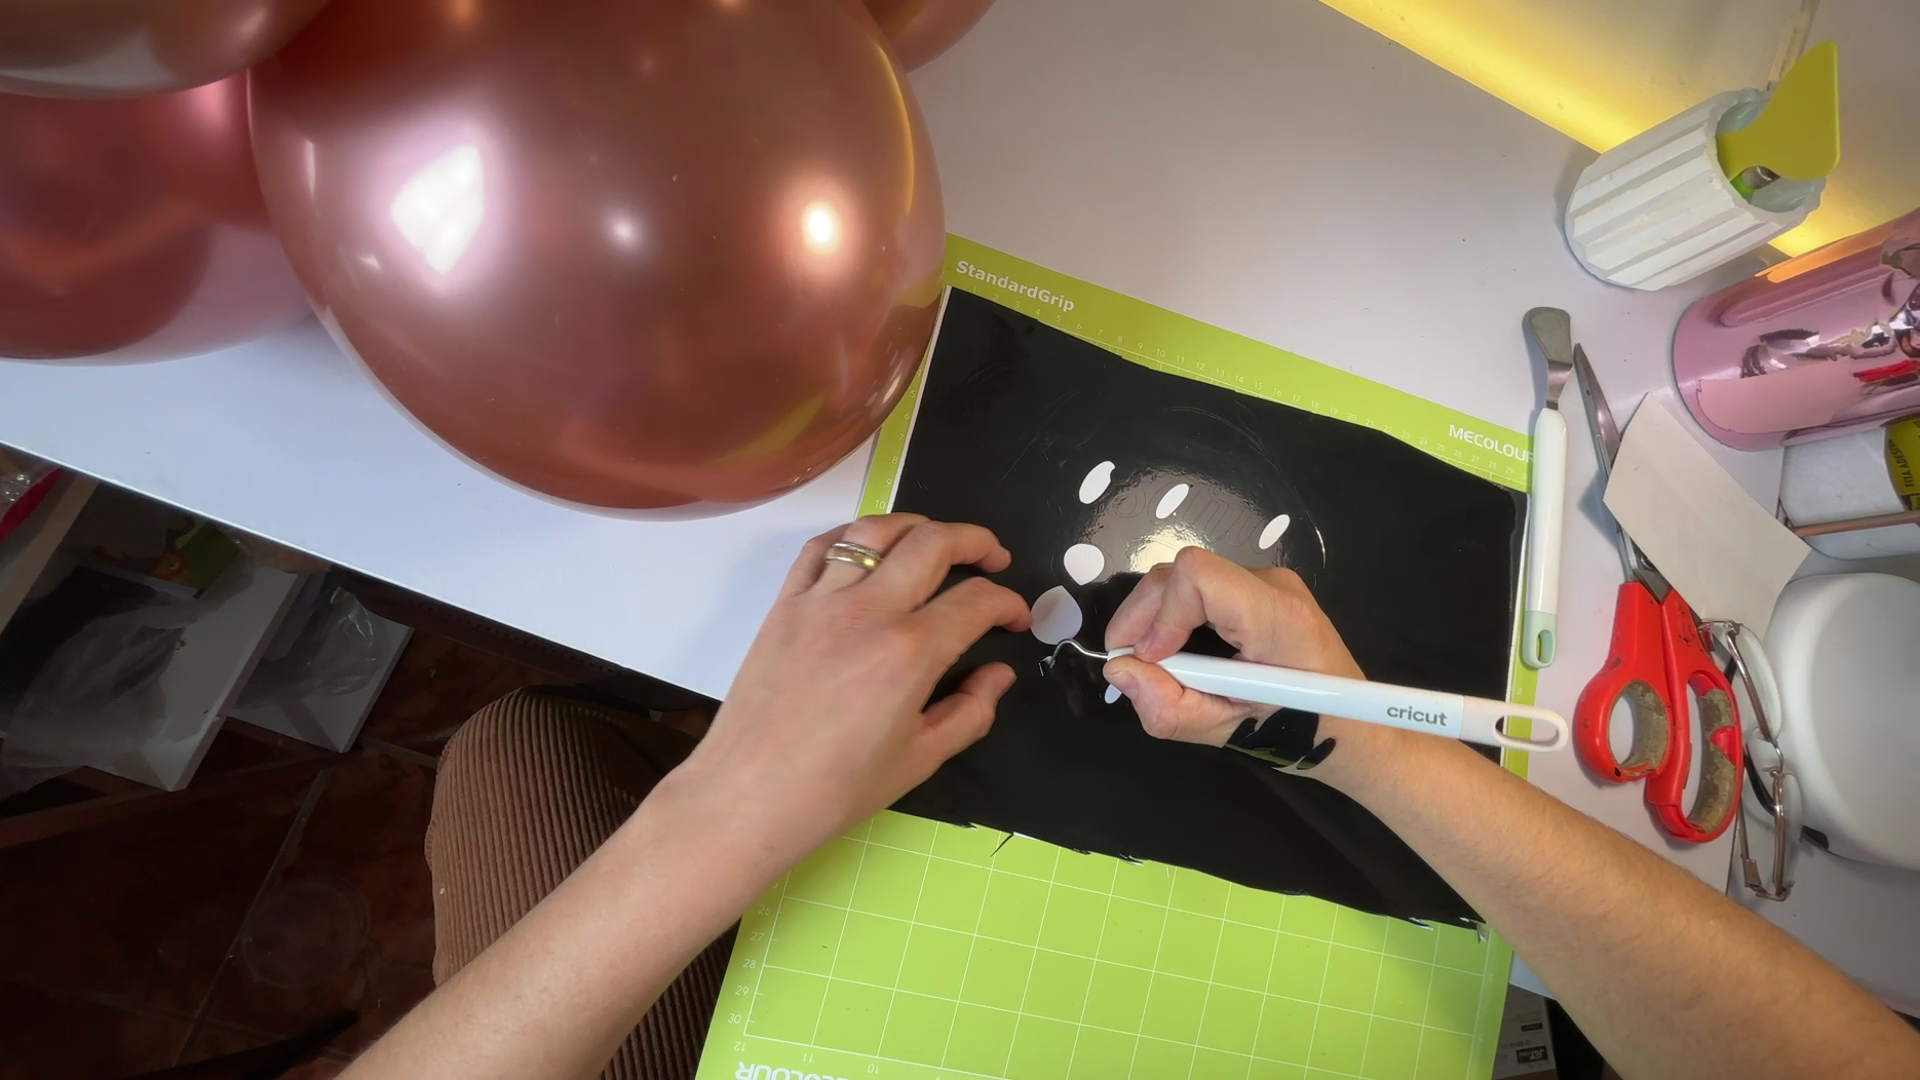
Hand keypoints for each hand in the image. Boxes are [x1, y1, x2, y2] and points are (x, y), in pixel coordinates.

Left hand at [676, 514, 1030, 864]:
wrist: (747, 798)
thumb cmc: (837, 790)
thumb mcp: (920, 760)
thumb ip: (971, 711)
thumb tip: (1000, 673)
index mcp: (910, 653)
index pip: (976, 602)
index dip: (1009, 603)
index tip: (1016, 618)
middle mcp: (869, 611)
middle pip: (934, 543)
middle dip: (977, 541)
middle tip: (995, 557)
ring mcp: (821, 600)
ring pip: (877, 531)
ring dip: (918, 525)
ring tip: (938, 540)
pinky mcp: (785, 602)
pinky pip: (821, 547)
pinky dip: (853, 536)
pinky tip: (870, 549)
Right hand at [1102, 546, 1363, 746]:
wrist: (1360, 731)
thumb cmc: (1307, 736)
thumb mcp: (1231, 732)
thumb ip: (1171, 707)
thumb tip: (1118, 672)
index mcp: (1277, 617)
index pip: (1197, 575)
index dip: (1160, 613)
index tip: (1149, 659)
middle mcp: (1270, 584)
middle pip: (1180, 572)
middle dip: (1142, 616)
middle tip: (1129, 663)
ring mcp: (1263, 582)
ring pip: (1181, 578)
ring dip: (1153, 618)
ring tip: (1153, 663)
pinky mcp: (1254, 590)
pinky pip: (1195, 589)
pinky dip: (1170, 619)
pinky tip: (1176, 653)